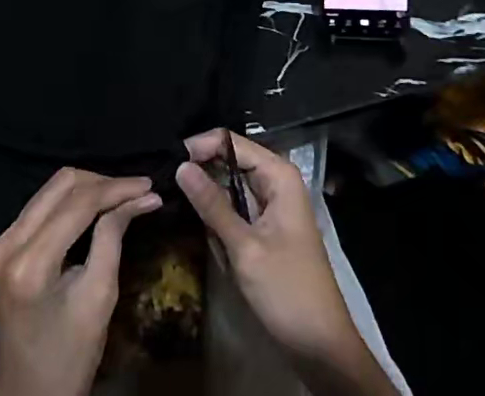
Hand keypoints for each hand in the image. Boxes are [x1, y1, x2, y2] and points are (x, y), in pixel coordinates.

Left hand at [0, 169, 160, 395]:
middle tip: (138, 192)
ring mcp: (1, 244)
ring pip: (51, 190)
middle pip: (62, 184)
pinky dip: (73, 201)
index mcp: (29, 261)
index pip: (79, 202)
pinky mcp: (4, 248)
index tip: (150, 185)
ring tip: (123, 197)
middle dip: (104, 182)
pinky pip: (42, 206)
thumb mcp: (99, 297)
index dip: (118, 188)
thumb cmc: (68, 358)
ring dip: (89, 188)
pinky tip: (98, 209)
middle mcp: (8, 242)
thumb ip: (113, 238)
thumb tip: (142, 197)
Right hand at [176, 131, 397, 395]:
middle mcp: (277, 180)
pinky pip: (236, 207)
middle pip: (230, 159)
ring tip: (175, 201)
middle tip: (164, 183)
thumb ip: (212, 205)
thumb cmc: (286, 289)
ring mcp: (272, 203)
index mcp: (279, 174)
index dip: (199, 146)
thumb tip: (181, 166)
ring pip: (230, 185)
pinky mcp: (266, 224)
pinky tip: (203, 226)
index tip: (167, 162)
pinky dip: (219, 216)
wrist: (320, 341)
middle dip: (201, 170)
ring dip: (209, 197)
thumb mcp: (244, 247)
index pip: (231, 141)